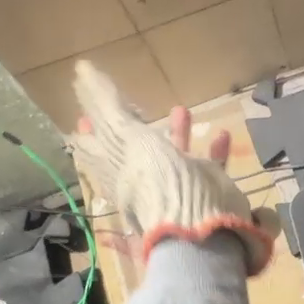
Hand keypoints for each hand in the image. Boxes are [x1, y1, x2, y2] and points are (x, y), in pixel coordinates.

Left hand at [64, 59, 270, 273]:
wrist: (201, 231)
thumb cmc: (160, 186)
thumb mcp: (127, 138)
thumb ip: (107, 106)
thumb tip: (81, 72)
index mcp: (121, 175)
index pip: (100, 149)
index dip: (92, 134)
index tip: (83, 119)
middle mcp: (147, 184)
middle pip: (137, 154)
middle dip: (136, 130)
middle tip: (130, 108)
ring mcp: (179, 191)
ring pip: (177, 158)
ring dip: (177, 133)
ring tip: (181, 108)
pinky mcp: (209, 194)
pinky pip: (212, 170)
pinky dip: (216, 152)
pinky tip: (222, 134)